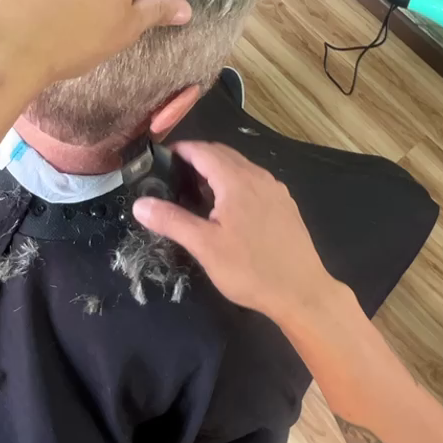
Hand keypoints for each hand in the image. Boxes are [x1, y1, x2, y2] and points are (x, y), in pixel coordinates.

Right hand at [132, 141, 349, 331]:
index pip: (203, 150)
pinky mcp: (285, 205)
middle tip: (172, 176)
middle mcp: (258, 176)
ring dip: (216, 170)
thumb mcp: (205, 246)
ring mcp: (275, 190)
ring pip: (239, 167)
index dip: (179, 150)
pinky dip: (233, 183)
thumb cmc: (250, 269)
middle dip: (196, 158)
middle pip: (222, 154)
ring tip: (194, 191)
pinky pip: (253, 182)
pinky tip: (226, 208)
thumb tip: (139, 203)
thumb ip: (171, 220)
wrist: (302, 292)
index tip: (158, 159)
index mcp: (237, 180)